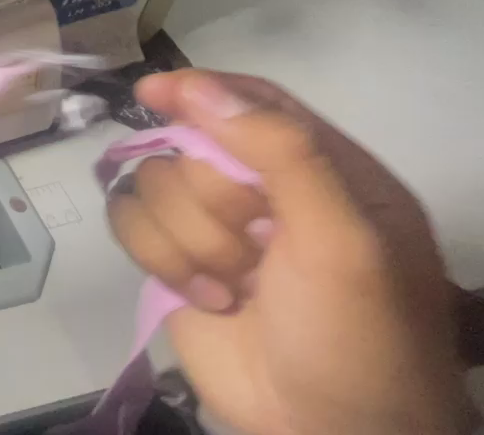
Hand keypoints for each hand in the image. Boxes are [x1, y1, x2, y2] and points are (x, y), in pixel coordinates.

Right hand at [108, 70, 478, 434]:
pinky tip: (206, 296)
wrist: (322, 432)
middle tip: (255, 238)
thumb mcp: (343, 242)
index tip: (155, 92)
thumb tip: (190, 84)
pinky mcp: (173, 256)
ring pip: (149, 183)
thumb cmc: (356, 337)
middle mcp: (263, 191)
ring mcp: (213, 225)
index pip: (252, 101)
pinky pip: (127, 221)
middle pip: (186, 145)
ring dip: (187, 239)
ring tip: (234, 284)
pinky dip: (159, 259)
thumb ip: (280, 153)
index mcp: (324, 174)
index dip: (201, 91)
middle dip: (208, 198)